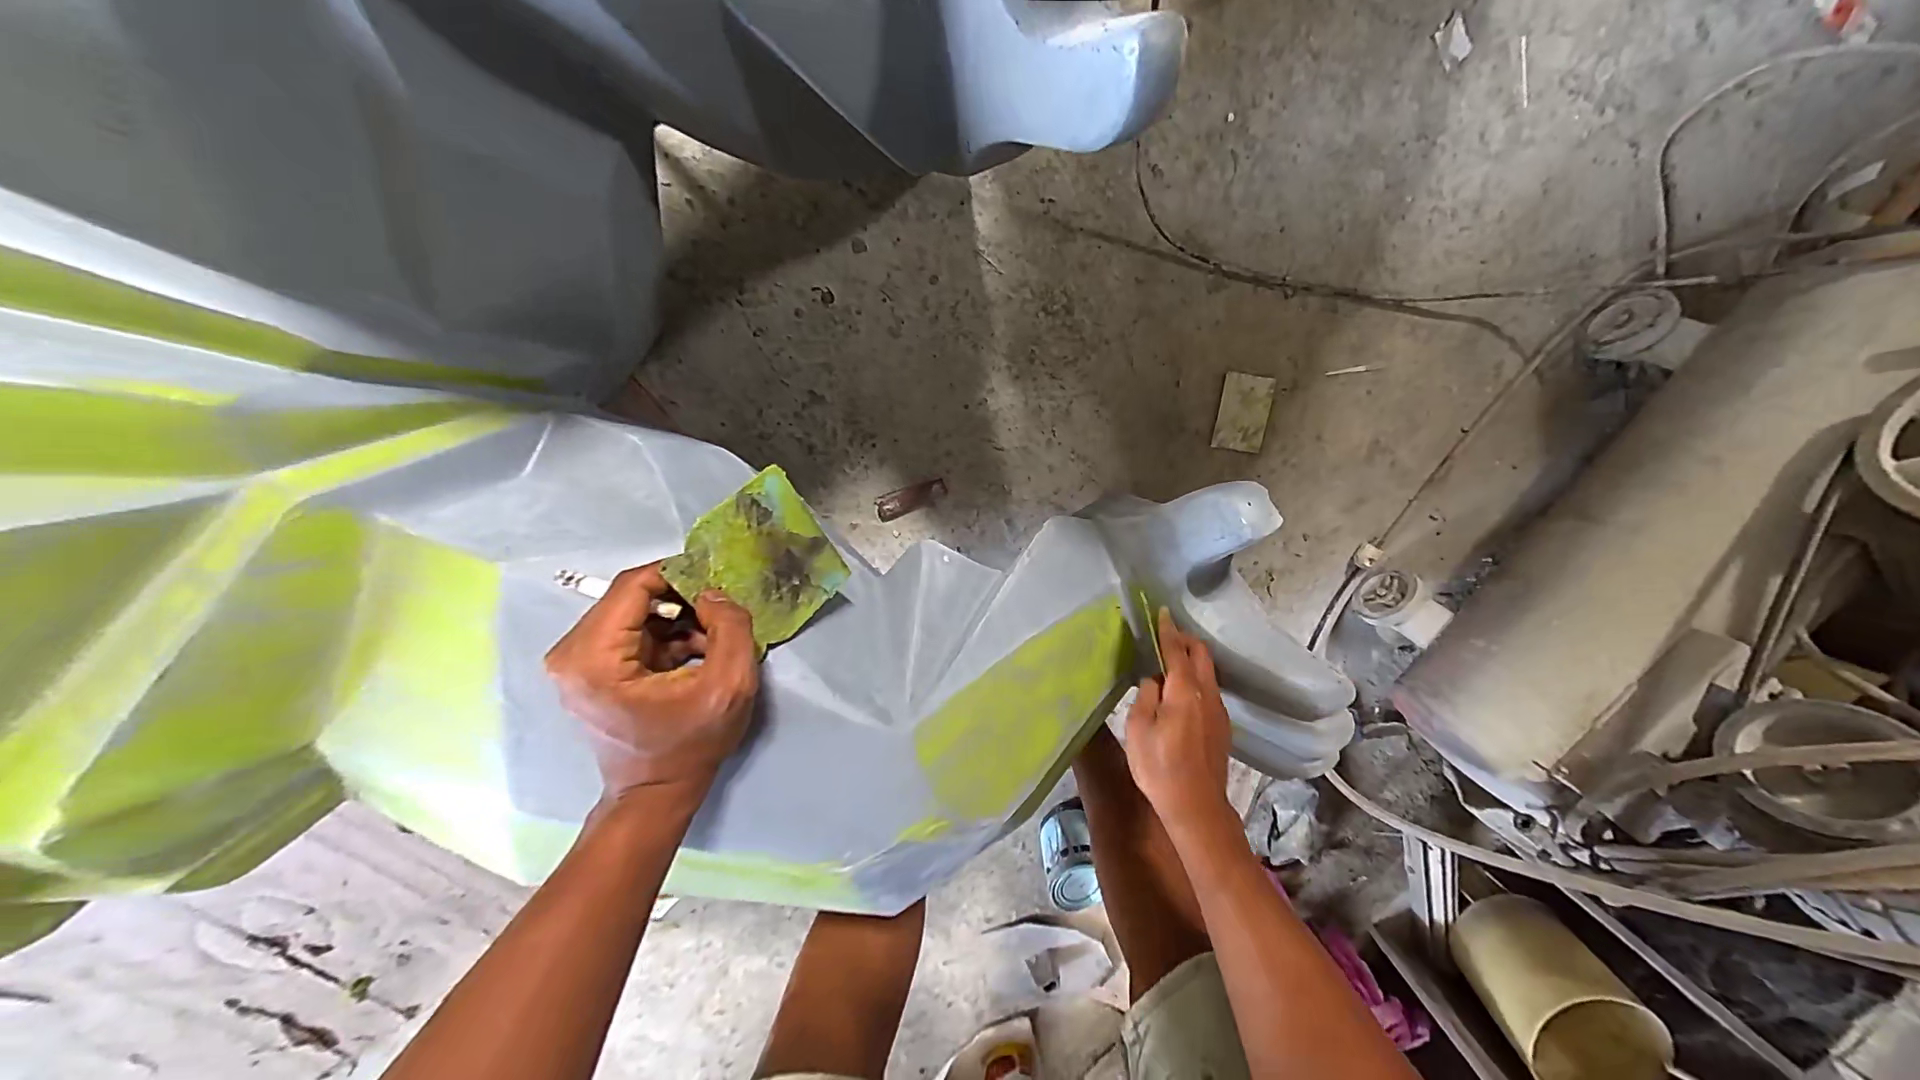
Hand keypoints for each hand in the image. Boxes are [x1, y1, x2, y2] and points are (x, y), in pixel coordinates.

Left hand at [545, 564, 758, 796]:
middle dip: (682, 598)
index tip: (719, 586)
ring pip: (635, 611)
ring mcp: (578, 661)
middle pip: (632, 596)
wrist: (657, 794)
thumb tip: (714, 593)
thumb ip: (731, 628)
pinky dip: (668, 633)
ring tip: (713, 640)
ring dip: (678, 616)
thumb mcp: (729, 686)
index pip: (635, 584)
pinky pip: (633, 630)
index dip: (681, 575)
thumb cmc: (690, 745)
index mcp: (593, 656)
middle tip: (720, 614)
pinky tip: (697, 652)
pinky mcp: (592, 668)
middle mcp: (572, 652)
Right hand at [1123, 609, 1233, 828]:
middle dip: (1185, 640)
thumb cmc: (1159, 768)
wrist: (1196, 808)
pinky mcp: (1221, 727)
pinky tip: (1180, 691)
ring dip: (1192, 660)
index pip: (1176, 650)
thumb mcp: (1138, 730)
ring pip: (1208, 673)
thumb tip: (1153, 682)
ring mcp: (1219, 712)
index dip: (1167, 630)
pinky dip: (1196, 679)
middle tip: (1164, 635)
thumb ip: (1145, 698)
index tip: (1161, 613)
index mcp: (1184, 692)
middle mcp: (1207, 695)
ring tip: (1170, 660)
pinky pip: (1209, 690)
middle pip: (1201, 656)